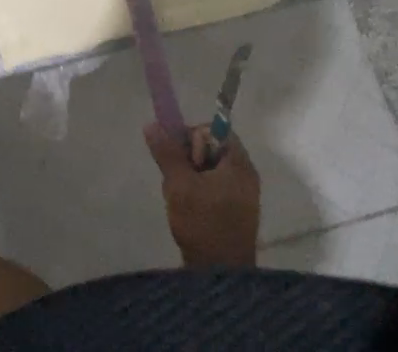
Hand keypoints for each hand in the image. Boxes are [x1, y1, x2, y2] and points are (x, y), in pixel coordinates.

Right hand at [144, 124, 260, 269]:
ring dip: (189, 174)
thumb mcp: (179, 184)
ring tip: (177, 194)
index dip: (192, 134)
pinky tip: (185, 205)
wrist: (221, 274)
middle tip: (175, 176)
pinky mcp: (235, 209)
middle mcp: (245, 175)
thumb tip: (152, 124)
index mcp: (239, 164)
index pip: (216, 129)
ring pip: (208, 167)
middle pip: (211, 147)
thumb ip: (166, 152)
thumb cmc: (203, 223)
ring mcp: (242, 194)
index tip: (176, 153)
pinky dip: (197, 188)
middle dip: (187, 156)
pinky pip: (213, 185)